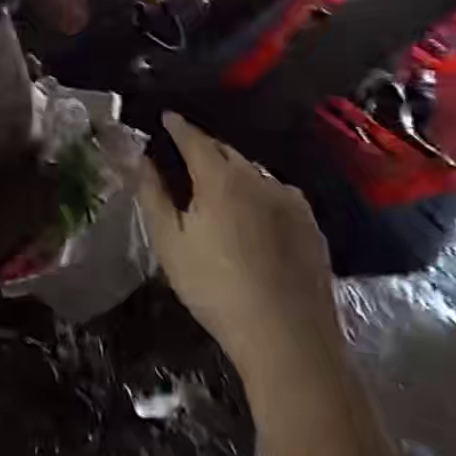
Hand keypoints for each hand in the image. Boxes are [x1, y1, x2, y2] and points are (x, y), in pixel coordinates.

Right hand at [139, 113, 340, 382]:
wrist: (287, 338)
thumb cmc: (213, 286)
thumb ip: (152, 193)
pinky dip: (256, 191)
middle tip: (181, 151)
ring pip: (255, 173)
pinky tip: (248, 212)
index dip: (178, 126)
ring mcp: (294, 204)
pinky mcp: (313, 228)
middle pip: (228, 152)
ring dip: (231, 170)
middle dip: (203, 147)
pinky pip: (277, 195)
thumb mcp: (168, 240)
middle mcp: (262, 181)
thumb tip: (141, 159)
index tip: (165, 117)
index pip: (196, 139)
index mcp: (222, 179)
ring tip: (212, 182)